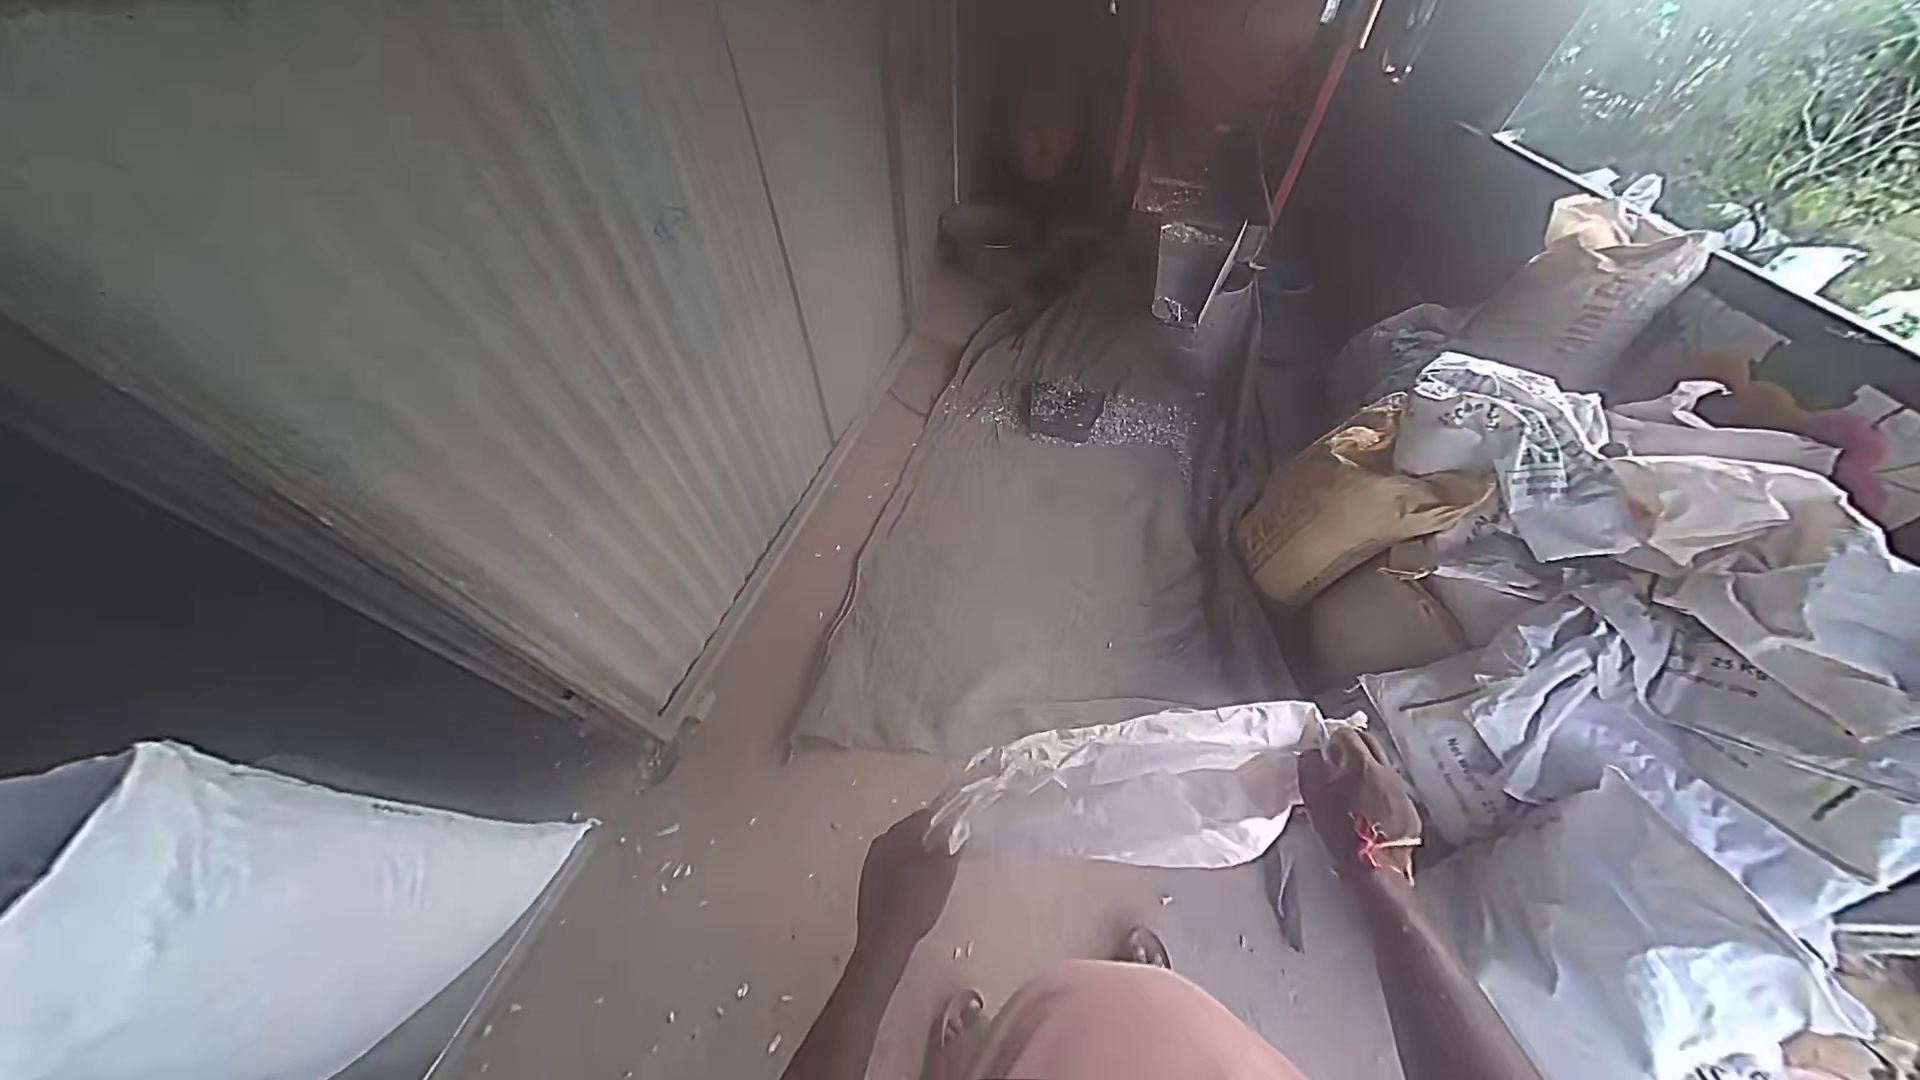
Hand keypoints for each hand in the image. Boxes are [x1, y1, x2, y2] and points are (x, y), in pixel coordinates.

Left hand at [856, 809, 958, 954]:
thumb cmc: (916, 901)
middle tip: (946, 852)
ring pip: (898, 850)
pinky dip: (903, 872)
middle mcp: (881, 842)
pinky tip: (914, 888)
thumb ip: (950, 845)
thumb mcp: (943, 871)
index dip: (942, 821)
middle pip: (909, 832)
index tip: (955, 831)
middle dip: (928, 839)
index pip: (924, 815)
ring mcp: (871, 864)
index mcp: (898, 833)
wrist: (886, 941)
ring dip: (914, 856)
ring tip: (932, 872)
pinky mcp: (867, 884)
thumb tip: (955, 830)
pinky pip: (890, 868)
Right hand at [1299, 728, 1422, 883]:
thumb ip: (1310, 765)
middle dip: (1351, 746)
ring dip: (1366, 770)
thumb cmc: (1338, 828)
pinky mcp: (1412, 813)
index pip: (1347, 733)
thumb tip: (1313, 753)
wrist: (1374, 871)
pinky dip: (1379, 793)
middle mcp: (1388, 772)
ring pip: (1382, 767)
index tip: (1323, 752)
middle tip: (1335, 762)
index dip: (1332, 739)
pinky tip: (1368, 811)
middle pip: (1369, 743)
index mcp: (1362, 763)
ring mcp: (1403, 793)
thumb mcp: (1313, 793)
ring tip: (1351, 789)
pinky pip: (1392, 792)